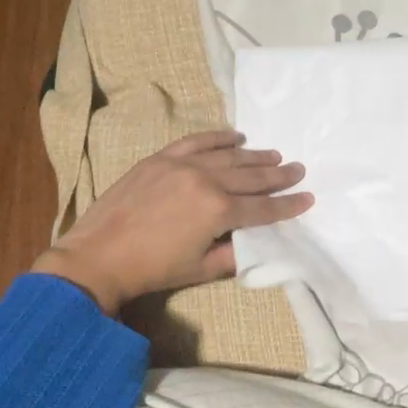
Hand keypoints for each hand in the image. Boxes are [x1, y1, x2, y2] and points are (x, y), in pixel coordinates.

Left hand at [31, 130, 312, 313]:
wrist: (99, 257)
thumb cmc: (153, 270)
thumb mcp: (202, 269)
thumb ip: (234, 254)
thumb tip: (255, 242)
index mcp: (218, 211)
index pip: (263, 208)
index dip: (288, 205)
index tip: (308, 198)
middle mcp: (205, 181)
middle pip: (251, 176)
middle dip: (278, 175)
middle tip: (299, 170)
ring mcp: (181, 165)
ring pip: (228, 156)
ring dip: (254, 156)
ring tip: (275, 155)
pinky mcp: (160, 159)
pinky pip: (196, 142)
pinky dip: (218, 138)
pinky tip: (235, 137)